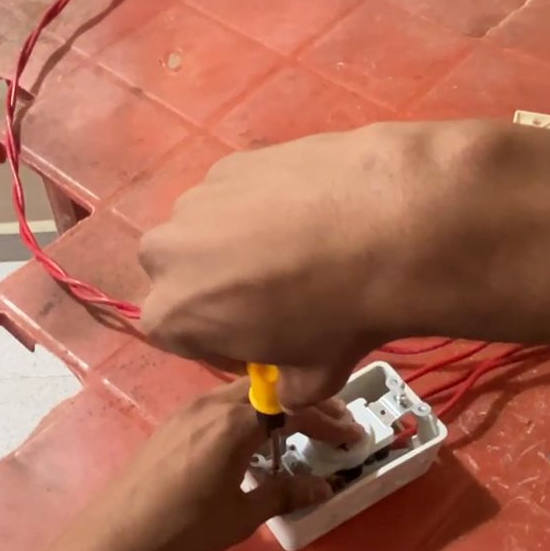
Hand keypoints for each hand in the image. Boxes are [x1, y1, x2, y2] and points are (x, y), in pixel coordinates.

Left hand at [32, 381, 342, 550]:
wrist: (115, 538)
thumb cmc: (182, 530)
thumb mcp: (241, 516)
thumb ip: (283, 494)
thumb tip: (322, 486)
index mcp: (231, 424)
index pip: (292, 407)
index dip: (328, 421)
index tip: (353, 438)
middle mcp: (209, 405)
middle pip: (268, 391)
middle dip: (305, 406)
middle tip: (336, 427)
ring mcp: (187, 412)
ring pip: (242, 395)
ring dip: (275, 407)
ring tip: (300, 431)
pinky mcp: (172, 425)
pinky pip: (220, 407)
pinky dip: (248, 414)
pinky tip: (254, 440)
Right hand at [139, 120, 506, 404]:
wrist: (384, 228)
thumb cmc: (334, 316)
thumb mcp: (311, 379)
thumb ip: (287, 388)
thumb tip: (291, 387)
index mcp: (169, 315)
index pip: (176, 336)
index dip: (218, 343)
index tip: (258, 343)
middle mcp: (164, 254)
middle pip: (182, 277)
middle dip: (217, 288)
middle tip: (274, 296)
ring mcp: (195, 200)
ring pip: (206, 231)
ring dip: (236, 244)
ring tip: (294, 251)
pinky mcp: (231, 162)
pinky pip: (235, 193)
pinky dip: (261, 206)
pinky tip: (307, 214)